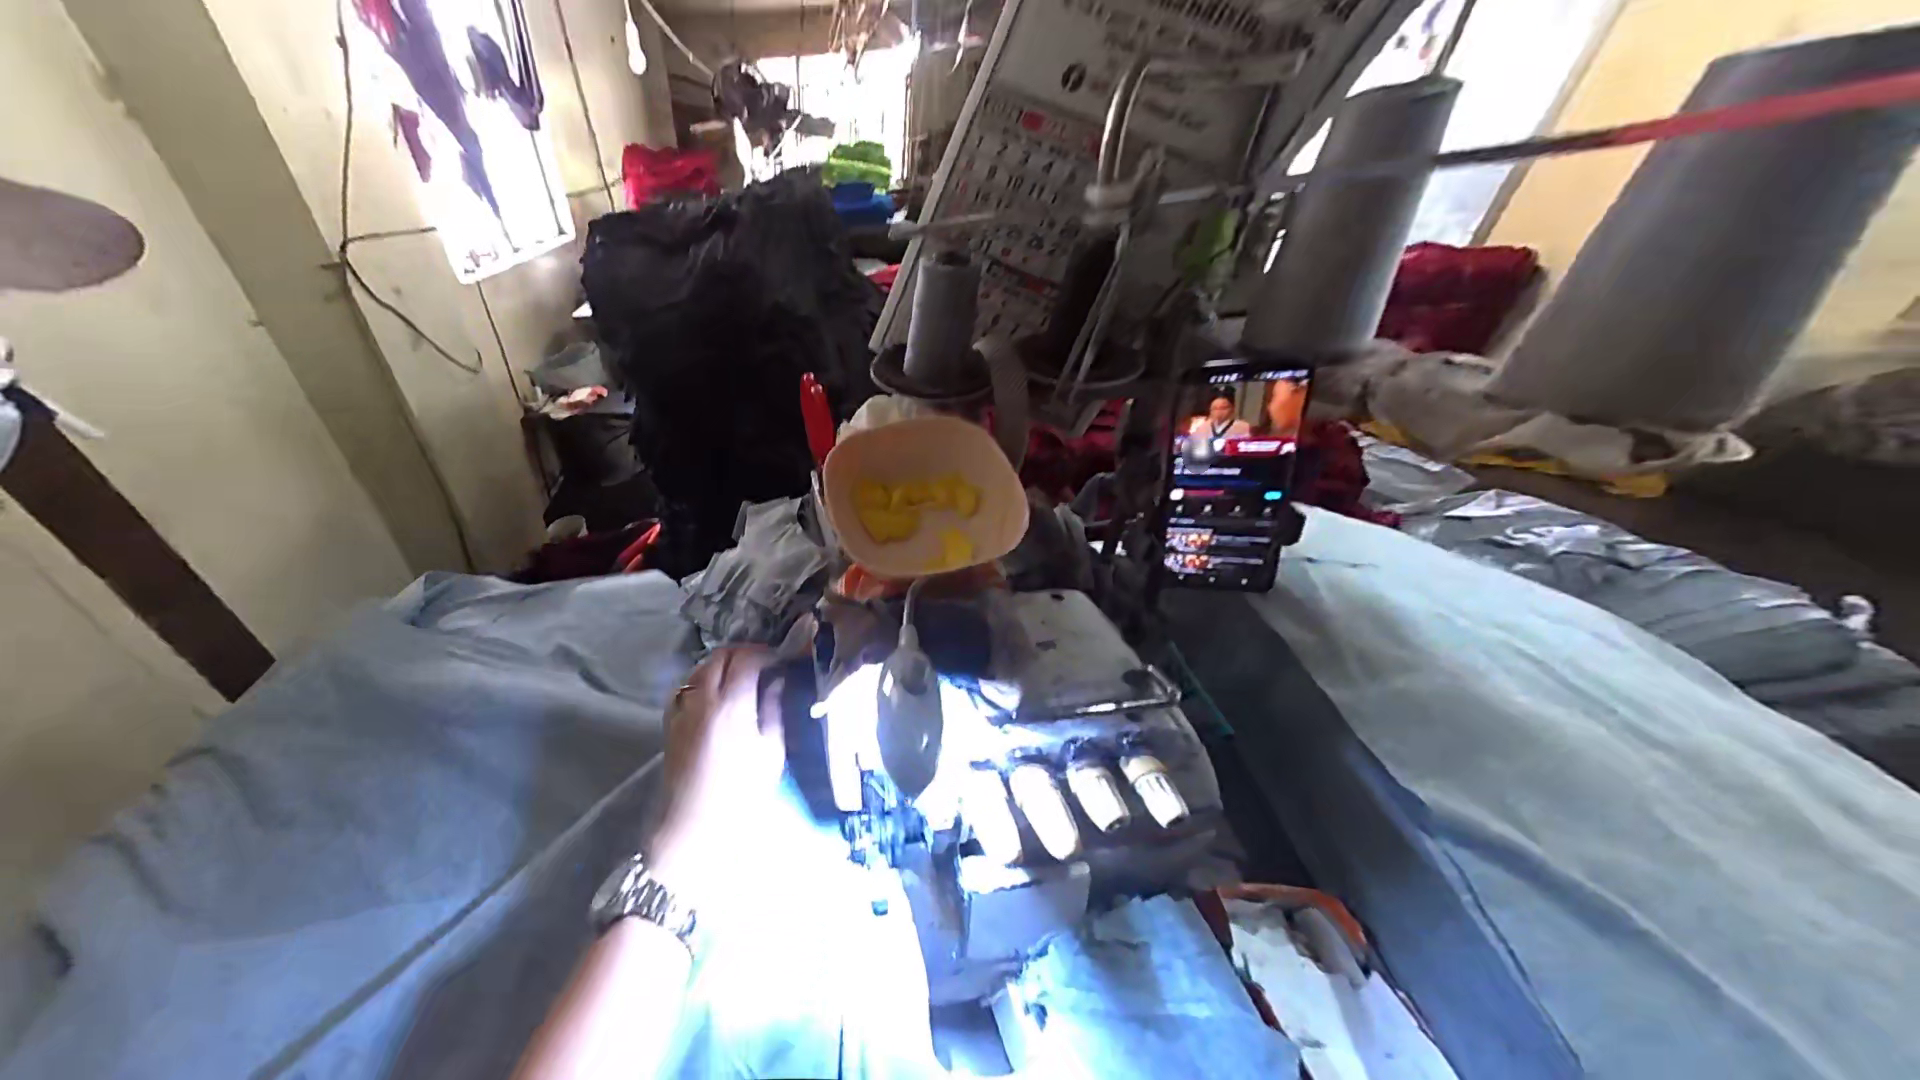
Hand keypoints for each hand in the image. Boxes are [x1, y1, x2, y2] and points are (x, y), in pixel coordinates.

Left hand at [644, 647, 786, 912]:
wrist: (691, 831)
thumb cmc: (739, 796)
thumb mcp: (770, 753)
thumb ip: (775, 709)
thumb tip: (779, 679)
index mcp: (731, 705)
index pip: (747, 658)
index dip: (768, 653)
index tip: (784, 660)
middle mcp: (701, 699)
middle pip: (721, 655)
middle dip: (746, 652)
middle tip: (768, 663)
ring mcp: (682, 710)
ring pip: (702, 667)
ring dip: (724, 663)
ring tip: (746, 677)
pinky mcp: (670, 723)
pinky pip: (688, 686)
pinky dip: (705, 679)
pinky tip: (719, 695)